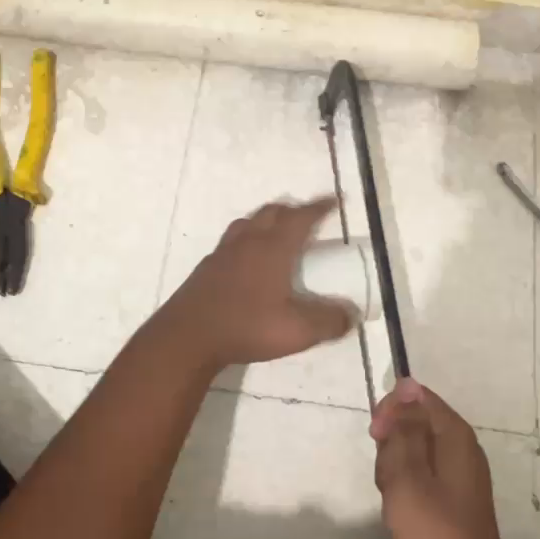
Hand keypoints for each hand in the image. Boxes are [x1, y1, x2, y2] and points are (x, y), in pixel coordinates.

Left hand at [151, 198, 357, 371]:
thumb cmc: (246, 327)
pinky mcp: (207, 268)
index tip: (332, 201)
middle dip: (292, 210)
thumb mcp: (298, 331)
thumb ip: (329, 322)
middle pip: (271, 212)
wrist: (188, 337)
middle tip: (306, 217)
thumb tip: (351, 316)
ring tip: (276, 231)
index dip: (318, 208)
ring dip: (266, 220)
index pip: (300, 218)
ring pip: (247, 223)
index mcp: (272, 248)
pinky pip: (231, 242)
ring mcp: (223, 253)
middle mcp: (247, 242)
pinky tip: (247, 260)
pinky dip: (246, 239)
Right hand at [372, 379, 519, 538]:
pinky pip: (421, 476)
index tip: (376, 439)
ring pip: (413, 452)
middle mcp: (461, 448)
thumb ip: (404, 429)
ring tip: (395, 502)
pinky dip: (405, 489)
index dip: (390, 411)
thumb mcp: (407, 477)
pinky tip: (402, 514)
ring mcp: (459, 475)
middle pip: (413, 423)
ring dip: (394, 471)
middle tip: (389, 480)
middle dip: (391, 445)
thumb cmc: (434, 535)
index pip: (416, 396)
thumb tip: (407, 383)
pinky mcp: (454, 499)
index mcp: (454, 436)